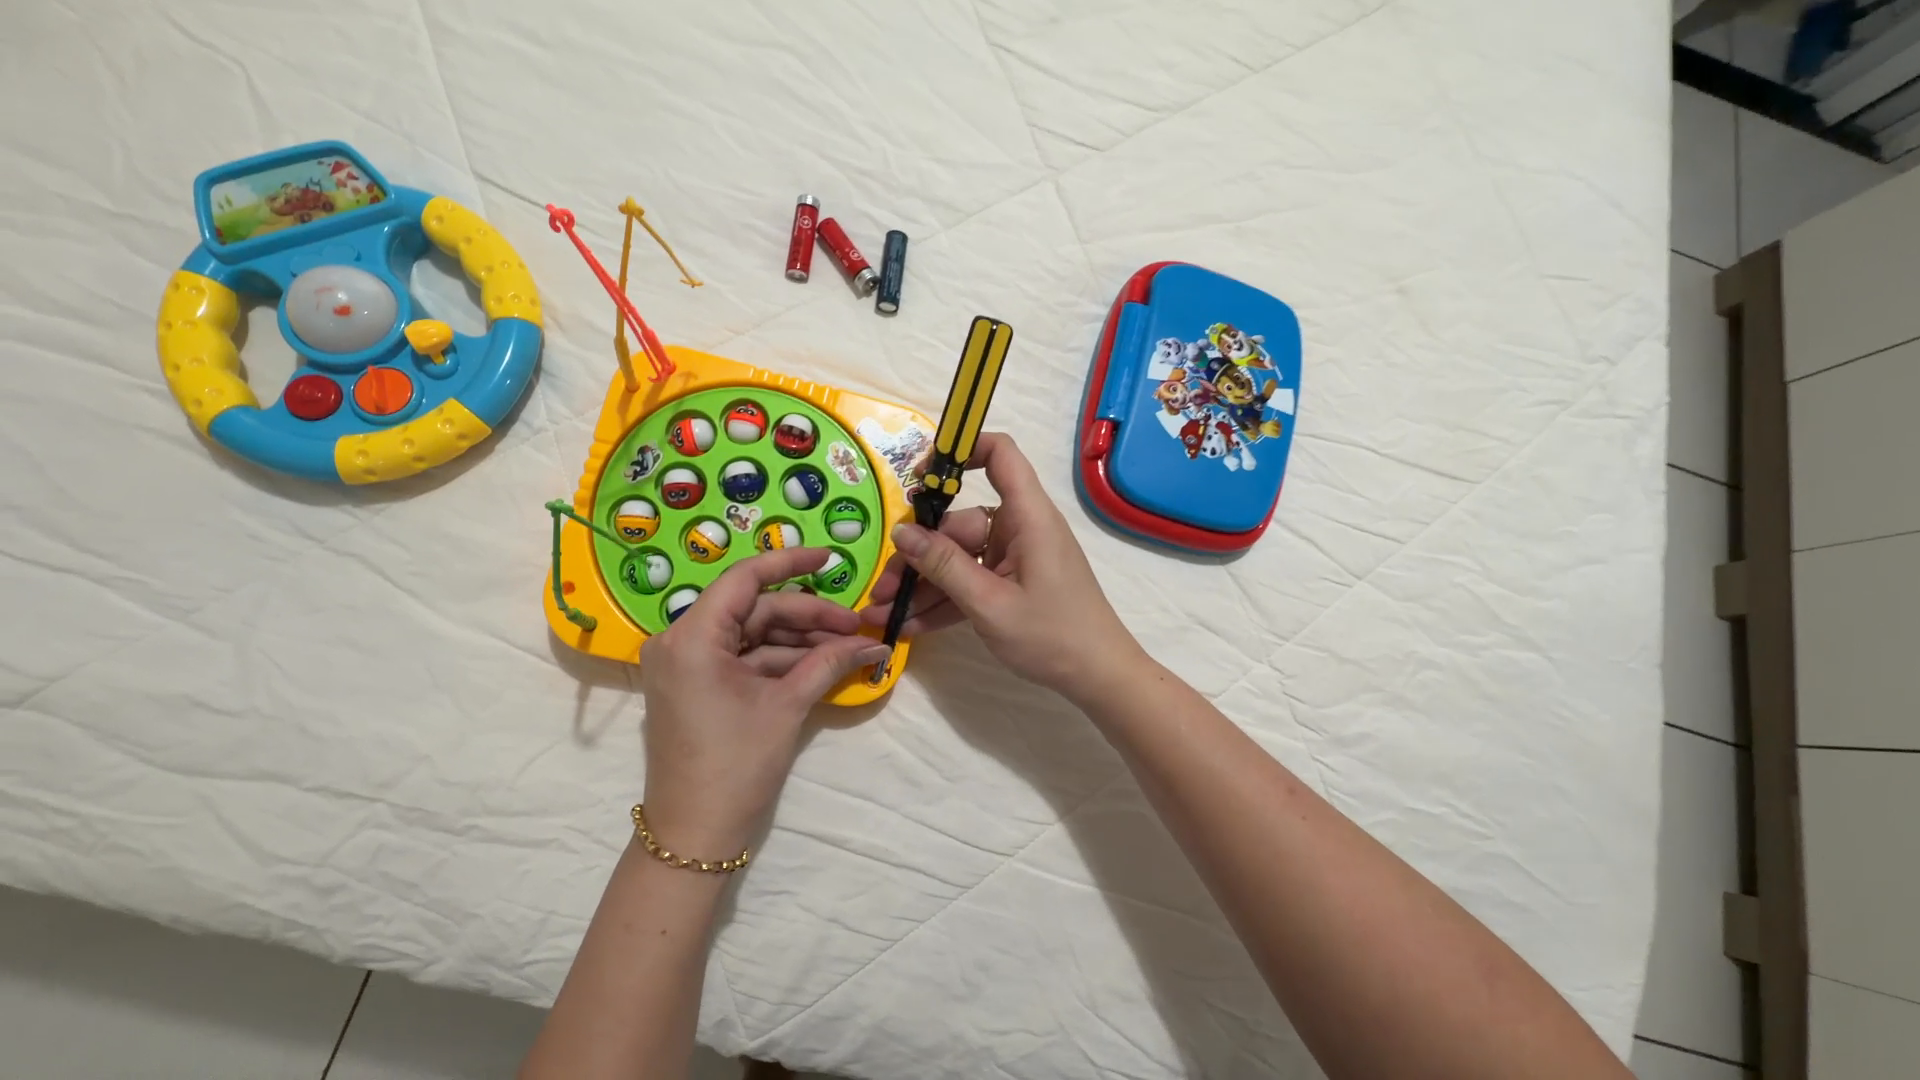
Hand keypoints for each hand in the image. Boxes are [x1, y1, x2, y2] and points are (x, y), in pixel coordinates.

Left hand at [639, 548, 889, 856]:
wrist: (695, 835)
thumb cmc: (736, 766)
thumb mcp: (787, 707)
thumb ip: (828, 663)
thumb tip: (873, 642)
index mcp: (691, 637)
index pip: (744, 579)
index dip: (790, 563)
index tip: (830, 558)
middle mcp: (680, 641)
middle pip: (752, 609)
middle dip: (806, 616)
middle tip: (855, 626)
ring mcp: (685, 665)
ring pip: (751, 635)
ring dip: (798, 640)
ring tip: (848, 647)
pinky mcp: (696, 685)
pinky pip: (742, 659)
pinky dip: (779, 661)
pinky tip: (822, 665)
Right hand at [861, 433, 1142, 702]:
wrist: (1098, 676)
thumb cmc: (1052, 634)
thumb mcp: (990, 604)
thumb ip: (944, 567)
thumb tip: (901, 532)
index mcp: (1028, 517)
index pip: (1000, 455)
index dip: (960, 451)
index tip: (920, 475)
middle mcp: (1021, 529)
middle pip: (960, 523)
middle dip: (918, 555)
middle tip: (882, 587)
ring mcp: (1016, 558)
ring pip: (959, 558)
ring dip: (923, 585)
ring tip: (884, 611)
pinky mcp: (1012, 584)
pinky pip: (971, 581)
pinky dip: (945, 601)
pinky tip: (910, 625)